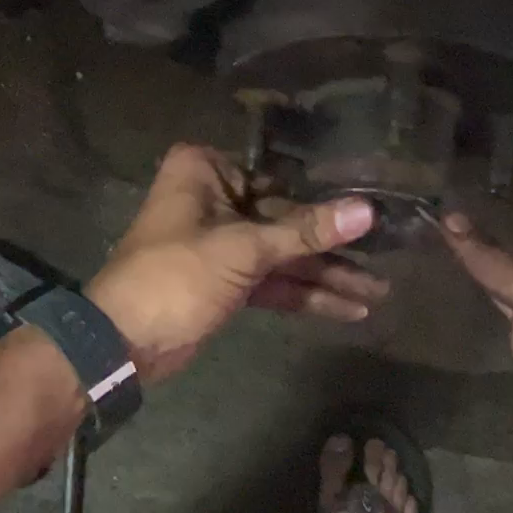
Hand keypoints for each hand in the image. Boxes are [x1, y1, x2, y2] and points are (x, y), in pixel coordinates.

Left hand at [85, 144, 381, 380]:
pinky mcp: (228, 285)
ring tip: (378, 293)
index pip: (281, 179)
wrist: (125, 342)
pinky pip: (275, 284)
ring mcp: (223, 246)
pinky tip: (348, 308)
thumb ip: (306, 232)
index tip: (376, 211)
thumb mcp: (243, 249)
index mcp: (208, 171)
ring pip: (284, 257)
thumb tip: (367, 210)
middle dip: (334, 248)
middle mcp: (217, 200)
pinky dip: (305, 296)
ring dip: (327, 277)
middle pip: (288, 221)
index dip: (328, 200)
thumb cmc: (175, 277)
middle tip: (387, 259)